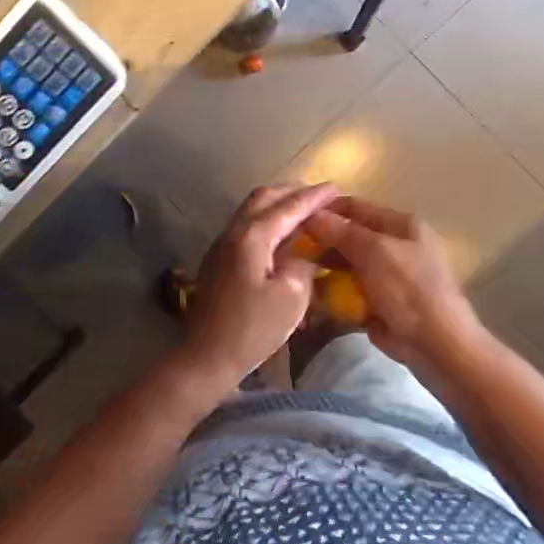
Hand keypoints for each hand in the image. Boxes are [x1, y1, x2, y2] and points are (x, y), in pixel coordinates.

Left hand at [179, 184, 339, 380]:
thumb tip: (305, 253)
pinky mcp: (217, 261)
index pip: (288, 206)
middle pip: (263, 198)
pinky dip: (266, 224)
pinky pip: (245, 229)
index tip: (335, 188)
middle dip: (292, 192)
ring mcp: (221, 246)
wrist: (208, 355)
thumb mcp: (291, 296)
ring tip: (303, 214)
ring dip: (277, 207)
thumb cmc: (253, 328)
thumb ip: (302, 265)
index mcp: (252, 236)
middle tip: (318, 197)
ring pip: (251, 212)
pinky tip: (281, 239)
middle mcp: (232, 232)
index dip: (314, 197)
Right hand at [302, 197, 484, 364]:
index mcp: (400, 224)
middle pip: (346, 236)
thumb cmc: (410, 290)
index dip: (324, 210)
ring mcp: (382, 275)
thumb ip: (340, 232)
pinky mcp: (374, 301)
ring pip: (342, 264)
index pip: (354, 207)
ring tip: (292, 271)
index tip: (292, 218)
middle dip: (318, 241)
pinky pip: (345, 290)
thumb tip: (310, 214)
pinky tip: (307, 294)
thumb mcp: (375, 252)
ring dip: (320, 268)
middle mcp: (391, 245)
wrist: (435, 346)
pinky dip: (328, 292)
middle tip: (286, 249)